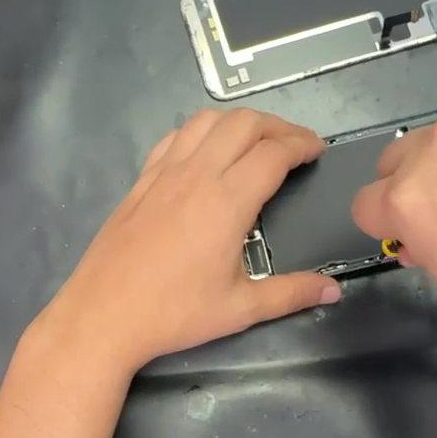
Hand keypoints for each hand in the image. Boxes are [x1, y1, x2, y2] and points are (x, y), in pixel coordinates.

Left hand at [36, 108, 340, 373]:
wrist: (102, 315)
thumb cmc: (174, 314)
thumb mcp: (239, 309)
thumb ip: (291, 293)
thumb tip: (334, 290)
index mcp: (227, 201)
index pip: (273, 153)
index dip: (302, 145)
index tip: (318, 151)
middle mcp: (196, 175)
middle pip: (243, 123)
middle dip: (277, 126)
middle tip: (295, 145)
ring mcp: (164, 173)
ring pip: (206, 121)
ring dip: (238, 122)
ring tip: (255, 142)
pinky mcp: (141, 181)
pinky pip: (174, 138)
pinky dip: (200, 132)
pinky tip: (205, 151)